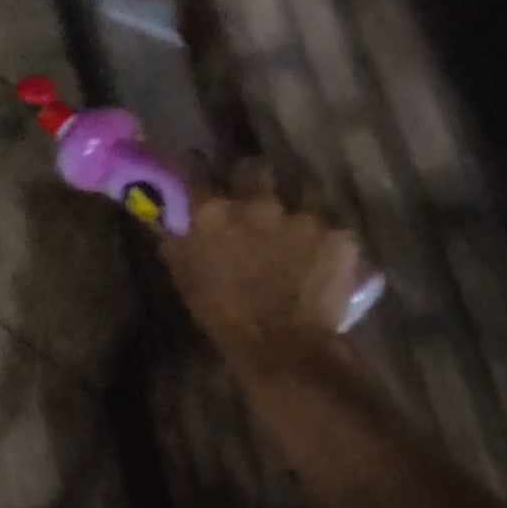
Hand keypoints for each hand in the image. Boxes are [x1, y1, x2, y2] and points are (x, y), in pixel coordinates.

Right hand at [160, 165, 367, 355]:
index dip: (196, 164)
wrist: (282, 344)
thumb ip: (177, 239)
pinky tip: (319, 243)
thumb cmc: (222, 311)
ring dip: (294, 193)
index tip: (196, 163)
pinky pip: (330, 219)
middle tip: (251, 186)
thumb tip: (167, 219)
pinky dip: (322, 228)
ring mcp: (303, 215)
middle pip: (255, 167)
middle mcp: (257, 203)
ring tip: (294, 209)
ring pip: (302, 184)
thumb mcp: (184, 275)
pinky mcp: (339, 233)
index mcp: (213, 212)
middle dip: (251, 173)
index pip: (198, 170)